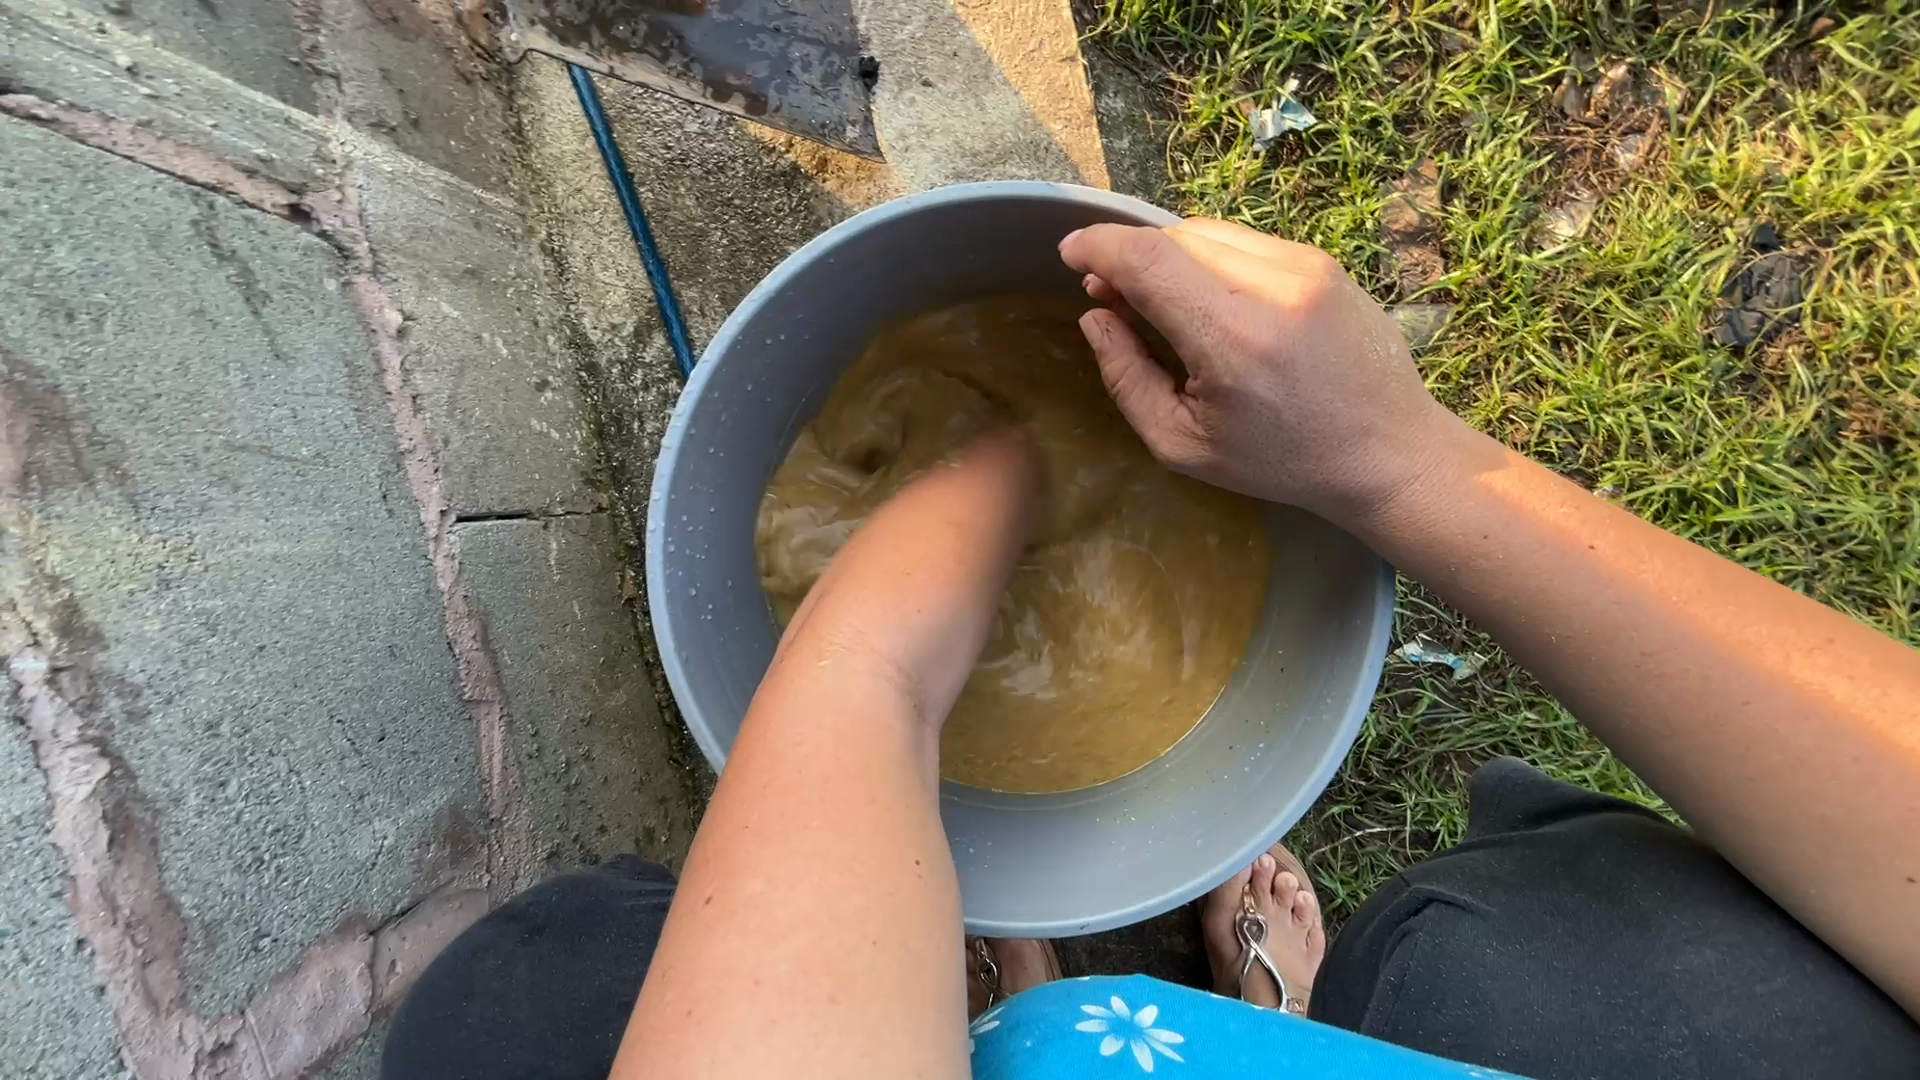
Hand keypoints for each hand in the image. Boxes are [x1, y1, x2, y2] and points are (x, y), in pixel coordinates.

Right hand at [1058, 218, 1463, 523]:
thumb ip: (1127, 377)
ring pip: (1206, 232)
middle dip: (1127, 257)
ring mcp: (1305, 265)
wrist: (1385, 450)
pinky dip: (1204, 260)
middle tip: (1108, 298)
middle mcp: (1272, 284)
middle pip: (1172, 237)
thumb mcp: (1181, 443)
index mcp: (1232, 338)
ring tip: (1152, 301)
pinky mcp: (1322, 261)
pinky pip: (1241, 242)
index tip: (1069, 254)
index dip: (1099, 247)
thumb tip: (1095, 318)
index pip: (1148, 259)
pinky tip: (1202, 300)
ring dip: (1165, 257)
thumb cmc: (1278, 460)